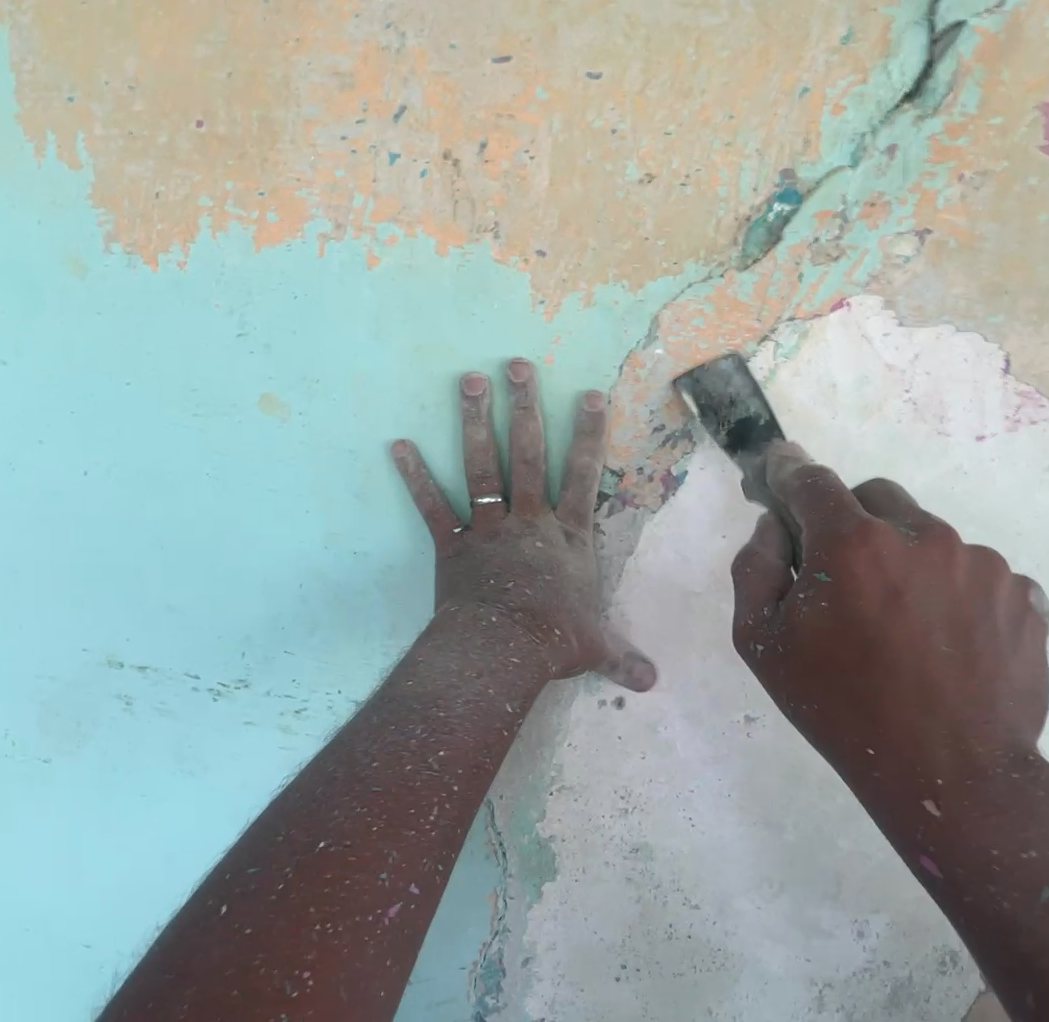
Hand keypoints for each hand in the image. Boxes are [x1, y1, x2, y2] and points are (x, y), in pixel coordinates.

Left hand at [391, 359, 655, 691]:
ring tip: (469, 381)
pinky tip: (397, 446)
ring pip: (482, 467)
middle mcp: (529, 522)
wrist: (503, 652)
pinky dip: (414, 477)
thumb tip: (651, 684)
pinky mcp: (452, 546)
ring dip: (475, 423)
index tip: (586, 393)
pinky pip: (432, 507)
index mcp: (567, 538)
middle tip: (516, 364)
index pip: (582, 475)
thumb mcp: (596, 649)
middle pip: (529, 455)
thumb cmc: (553, 643)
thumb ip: (622, 658)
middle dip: (525, 408)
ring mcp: (488, 529)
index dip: (587, 434)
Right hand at [729, 443, 1048, 802]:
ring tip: (900, 625)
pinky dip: (949, 590)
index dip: (788, 471)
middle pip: (873, 497)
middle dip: (849, 520)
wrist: (950, 774)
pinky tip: (942, 639)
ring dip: (903, 559)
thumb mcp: (760, 644)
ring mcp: (981, 562)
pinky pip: (971, 571)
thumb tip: (773, 527)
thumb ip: (754, 568)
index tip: (779, 466)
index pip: (811, 481)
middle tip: (841, 575)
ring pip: (926, 535)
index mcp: (851, 542)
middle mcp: (921, 534)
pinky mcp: (1023, 593)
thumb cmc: (839, 706)